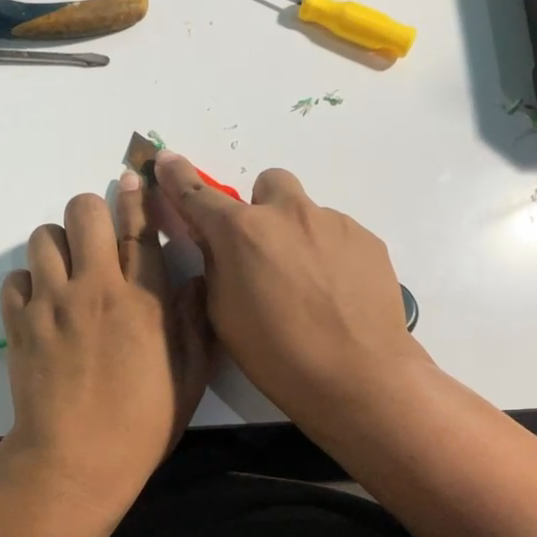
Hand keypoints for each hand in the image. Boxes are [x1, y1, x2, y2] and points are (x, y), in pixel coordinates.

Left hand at [0, 173, 210, 508]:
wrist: (74, 461)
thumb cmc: (141, 427)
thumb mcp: (189, 379)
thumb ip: (193, 324)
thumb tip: (194, 279)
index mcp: (143, 300)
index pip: (138, 228)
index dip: (135, 196)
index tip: (131, 178)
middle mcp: (94, 288)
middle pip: (83, 212)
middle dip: (91, 212)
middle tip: (97, 238)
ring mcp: (50, 304)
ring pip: (43, 236)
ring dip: (57, 244)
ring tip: (66, 271)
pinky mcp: (18, 324)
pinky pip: (16, 278)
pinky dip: (29, 282)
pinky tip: (42, 305)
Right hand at [151, 151, 427, 419]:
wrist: (357, 374)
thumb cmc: (277, 354)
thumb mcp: (223, 315)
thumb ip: (216, 267)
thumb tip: (218, 244)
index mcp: (241, 232)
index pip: (198, 194)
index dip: (178, 177)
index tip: (168, 162)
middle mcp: (288, 214)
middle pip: (268, 184)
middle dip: (262, 209)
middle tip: (265, 253)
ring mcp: (333, 222)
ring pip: (307, 214)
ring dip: (298, 237)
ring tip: (309, 288)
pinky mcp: (367, 239)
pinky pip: (338, 236)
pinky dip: (330, 256)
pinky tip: (336, 296)